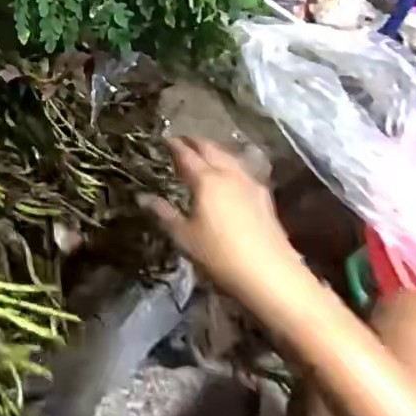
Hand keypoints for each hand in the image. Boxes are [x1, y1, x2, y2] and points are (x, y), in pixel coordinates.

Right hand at [142, 137, 301, 310]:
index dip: (175, 146)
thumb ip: (165, 214)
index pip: (186, 155)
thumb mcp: (186, 238)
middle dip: (195, 142)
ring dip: (214, 150)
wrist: (272, 276)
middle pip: (210, 149)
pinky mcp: (264, 197)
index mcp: (206, 180)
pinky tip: (230, 174)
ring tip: (205, 153)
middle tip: (182, 142)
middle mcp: (228, 174)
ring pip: (229, 156)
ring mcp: (249, 183)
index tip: (165, 140)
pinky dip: (231, 164)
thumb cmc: (221, 256)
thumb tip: (143, 197)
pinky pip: (242, 169)